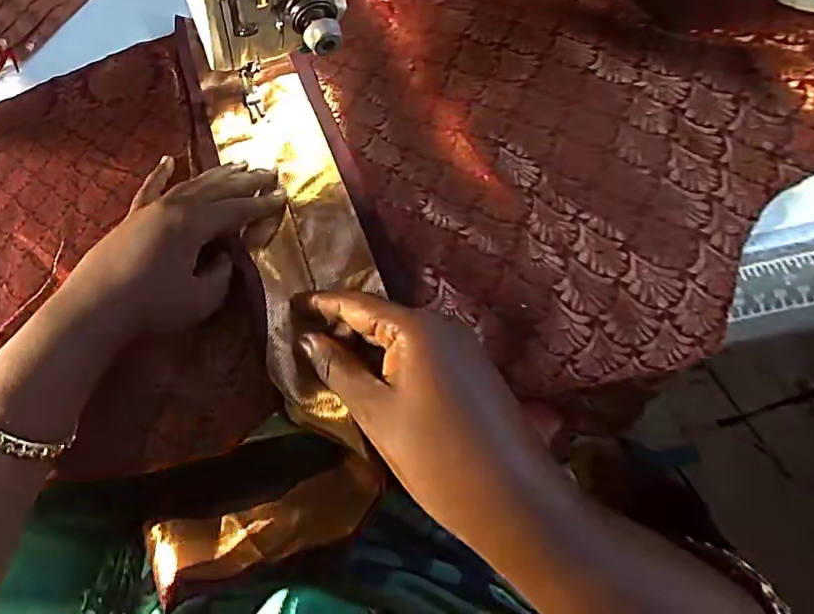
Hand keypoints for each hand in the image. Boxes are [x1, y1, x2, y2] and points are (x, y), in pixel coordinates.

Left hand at [57, 159, 283, 345]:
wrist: (96, 304)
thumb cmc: (151, 305)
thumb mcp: (199, 299)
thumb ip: (219, 275)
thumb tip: (223, 255)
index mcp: (193, 223)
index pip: (235, 210)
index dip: (260, 204)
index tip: (282, 196)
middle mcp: (173, 207)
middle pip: (216, 189)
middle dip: (244, 181)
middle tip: (268, 171)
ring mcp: (151, 208)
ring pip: (189, 184)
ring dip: (214, 175)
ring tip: (237, 165)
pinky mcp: (132, 217)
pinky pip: (151, 188)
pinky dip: (161, 172)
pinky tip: (168, 159)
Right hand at [298, 292, 562, 537]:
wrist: (523, 510)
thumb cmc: (438, 458)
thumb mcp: (376, 413)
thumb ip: (338, 368)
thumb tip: (307, 338)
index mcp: (415, 328)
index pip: (355, 303)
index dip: (320, 303)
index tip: (290, 304)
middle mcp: (441, 325)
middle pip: (378, 316)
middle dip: (340, 326)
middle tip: (303, 339)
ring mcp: (461, 347)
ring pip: (398, 336)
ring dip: (364, 346)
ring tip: (328, 360)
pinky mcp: (472, 370)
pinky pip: (419, 352)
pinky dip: (389, 359)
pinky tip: (369, 378)